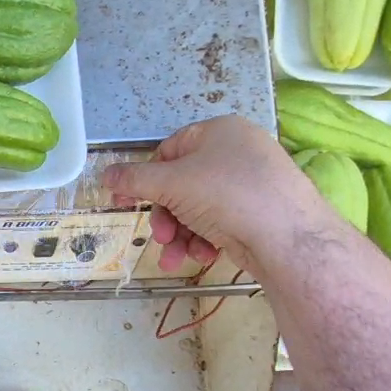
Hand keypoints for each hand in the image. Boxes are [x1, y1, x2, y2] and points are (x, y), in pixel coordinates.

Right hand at [101, 115, 335, 275]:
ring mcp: (248, 183)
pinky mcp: (256, 211)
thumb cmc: (226, 195)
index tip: (128, 203)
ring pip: (195, 210)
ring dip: (179, 236)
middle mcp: (235, 152)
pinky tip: (203, 256)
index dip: (145, 179)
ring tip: (176, 259)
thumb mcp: (170, 184)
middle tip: (160, 237)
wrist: (287, 235)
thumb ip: (134, 179)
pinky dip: (203, 241)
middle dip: (165, 218)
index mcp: (217, 132)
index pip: (168, 151)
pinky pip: (217, 222)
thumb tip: (104, 174)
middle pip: (179, 186)